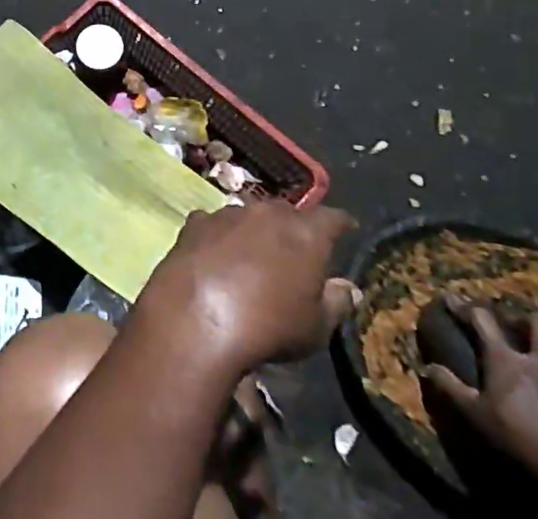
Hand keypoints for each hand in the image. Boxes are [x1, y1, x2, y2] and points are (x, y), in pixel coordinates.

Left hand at [136, 200, 358, 373]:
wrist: (195, 317)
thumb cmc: (270, 324)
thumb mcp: (317, 324)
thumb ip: (335, 301)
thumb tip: (344, 286)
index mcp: (304, 233)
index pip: (330, 217)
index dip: (339, 223)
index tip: (345, 227)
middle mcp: (263, 214)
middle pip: (284, 212)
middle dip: (292, 225)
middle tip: (296, 247)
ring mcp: (223, 215)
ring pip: (245, 214)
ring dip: (252, 228)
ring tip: (253, 251)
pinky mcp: (192, 224)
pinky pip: (211, 223)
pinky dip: (218, 234)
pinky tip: (216, 250)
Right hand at [420, 297, 537, 485]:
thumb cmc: (520, 436)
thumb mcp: (474, 413)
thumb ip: (449, 386)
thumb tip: (427, 366)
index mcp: (506, 361)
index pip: (482, 321)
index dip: (464, 306)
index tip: (450, 297)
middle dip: (525, 320)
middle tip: (514, 325)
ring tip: (537, 371)